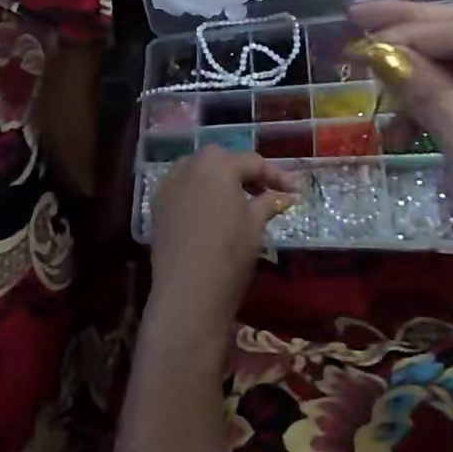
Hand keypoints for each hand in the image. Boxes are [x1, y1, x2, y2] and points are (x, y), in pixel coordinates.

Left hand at [149, 147, 300, 329]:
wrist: (188, 292)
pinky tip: (210, 211)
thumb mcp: (254, 227)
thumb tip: (282, 195)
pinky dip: (197, 191)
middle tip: (264, 191)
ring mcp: (167, 187)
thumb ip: (267, 203)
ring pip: (196, 170)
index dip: (276, 175)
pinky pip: (181, 188)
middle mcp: (188, 168)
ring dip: (217, 178)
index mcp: (216, 166)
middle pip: (219, 159)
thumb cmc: (229, 256)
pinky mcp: (156, 207)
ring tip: (237, 200)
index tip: (296, 191)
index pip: (251, 161)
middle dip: (242, 171)